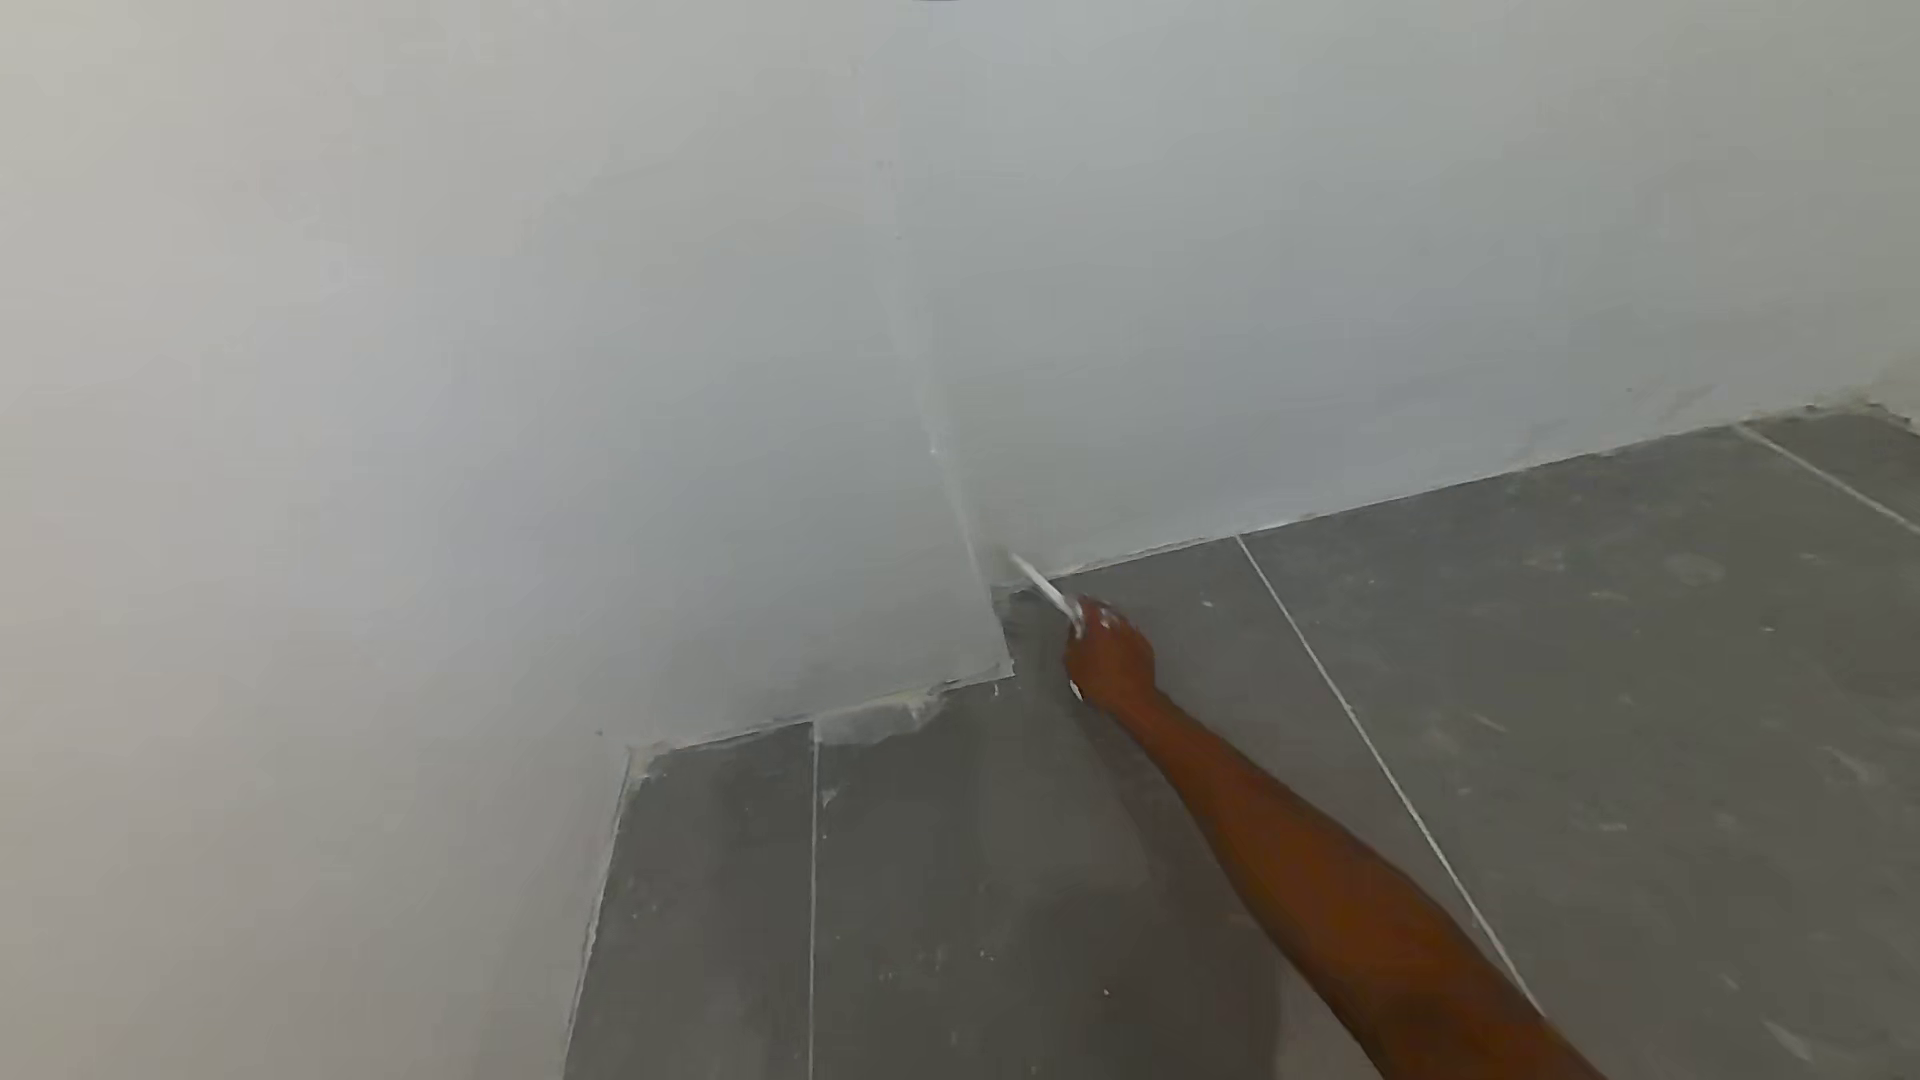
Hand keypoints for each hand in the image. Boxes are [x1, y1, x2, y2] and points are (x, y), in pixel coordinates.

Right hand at [1063, 597, 1158, 714]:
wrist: (1134, 700)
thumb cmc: (1099, 682)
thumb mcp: (1073, 663)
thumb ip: (1072, 641)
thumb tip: (1075, 628)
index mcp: (1098, 626)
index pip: (1086, 604)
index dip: (1076, 601)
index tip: (1070, 603)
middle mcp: (1118, 624)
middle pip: (1104, 609)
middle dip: (1094, 611)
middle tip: (1085, 619)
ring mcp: (1134, 634)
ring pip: (1119, 620)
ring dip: (1109, 622)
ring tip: (1102, 633)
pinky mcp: (1146, 646)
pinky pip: (1130, 633)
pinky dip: (1121, 635)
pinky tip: (1118, 647)